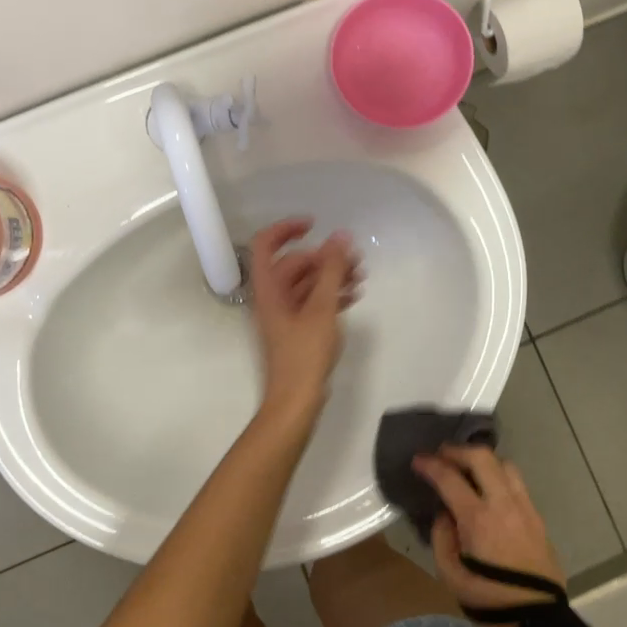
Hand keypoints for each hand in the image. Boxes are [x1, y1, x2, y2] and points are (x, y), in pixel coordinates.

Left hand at [248, 218, 361, 421]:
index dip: (287, 228)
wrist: (295, 401)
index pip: (266, 243)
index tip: (315, 225)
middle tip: (355, 260)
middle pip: (293, 264)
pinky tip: (353, 297)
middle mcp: (271, 297)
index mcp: (267, 288)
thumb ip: (332, 270)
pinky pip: (311, 302)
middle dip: (324, 258)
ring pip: (305, 283)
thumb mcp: (321, 308)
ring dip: (331, 277)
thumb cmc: (304, 354)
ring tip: (360, 279)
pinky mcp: (296, 330)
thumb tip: (340, 237)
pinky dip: (330, 296)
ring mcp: (283, 315)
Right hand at [414, 445, 561, 626]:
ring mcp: (525, 508)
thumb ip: (441, 536)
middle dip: (457, 451)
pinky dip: (499, 476)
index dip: (430, 465)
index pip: (450, 478)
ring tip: (468, 469)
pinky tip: (489, 489)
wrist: (536, 621)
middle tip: (441, 455)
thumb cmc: (487, 600)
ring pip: (505, 464)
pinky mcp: (537, 517)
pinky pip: (517, 483)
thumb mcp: (449, 573)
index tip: (417, 460)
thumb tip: (445, 514)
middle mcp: (503, 504)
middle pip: (482, 458)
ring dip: (483, 460)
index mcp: (478, 519)